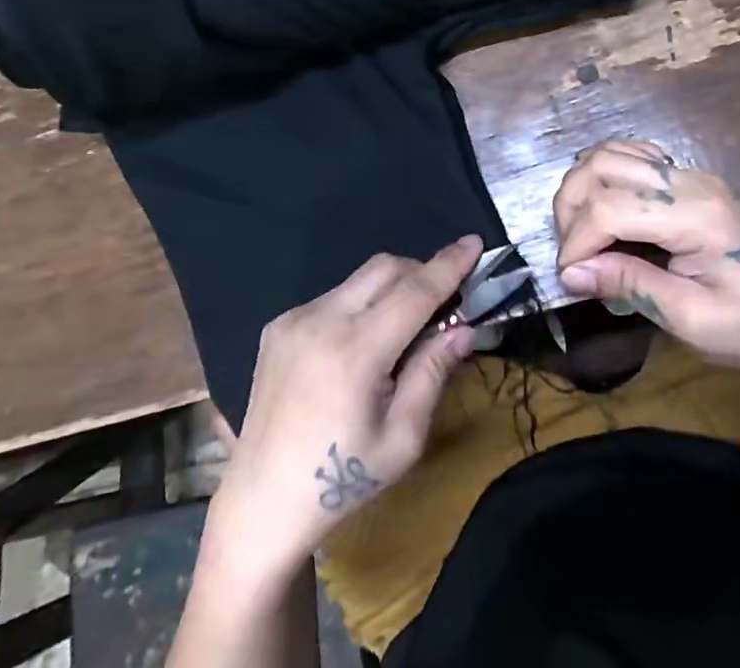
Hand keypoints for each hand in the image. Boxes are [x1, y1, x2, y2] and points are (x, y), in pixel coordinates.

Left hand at [208, 236, 481, 584]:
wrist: (264, 494)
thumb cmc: (344, 477)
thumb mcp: (403, 437)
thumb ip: (432, 373)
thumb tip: (463, 328)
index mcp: (354, 351)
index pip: (413, 292)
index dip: (448, 265)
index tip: (475, 243)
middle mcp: (319, 320)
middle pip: (383, 269)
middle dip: (421, 272)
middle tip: (447, 301)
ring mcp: (293, 319)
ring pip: (356, 280)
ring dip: (390, 289)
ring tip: (404, 330)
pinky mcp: (278, 325)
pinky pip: (331, 298)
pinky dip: (359, 306)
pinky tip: (362, 346)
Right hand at [553, 139, 739, 387]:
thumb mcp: (692, 321)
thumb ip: (629, 286)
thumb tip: (569, 273)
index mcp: (697, 218)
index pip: (609, 209)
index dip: (576, 242)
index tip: (570, 278)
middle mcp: (690, 183)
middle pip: (600, 167)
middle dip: (570, 210)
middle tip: (574, 255)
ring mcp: (688, 175)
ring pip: (607, 154)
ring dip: (579, 190)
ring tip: (581, 233)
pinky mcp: (684, 179)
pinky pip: (627, 156)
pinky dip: (599, 177)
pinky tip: (602, 210)